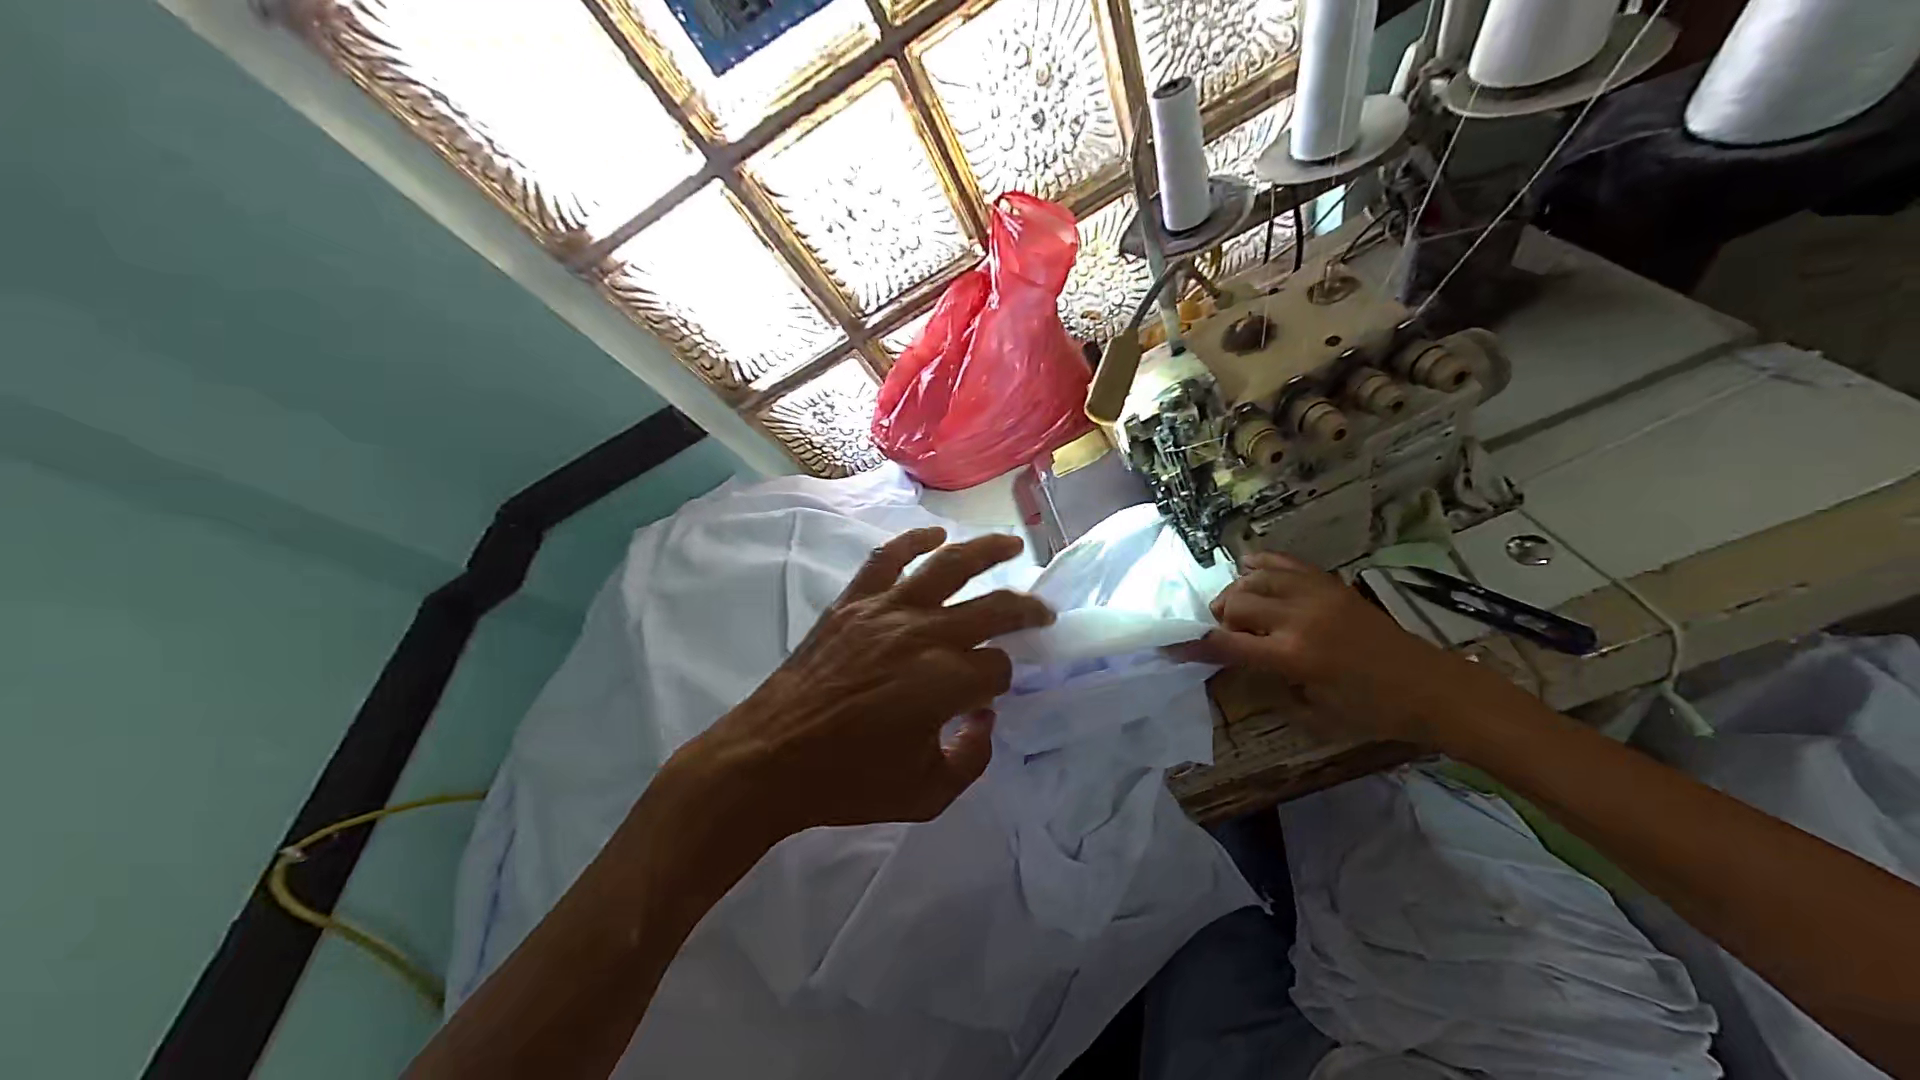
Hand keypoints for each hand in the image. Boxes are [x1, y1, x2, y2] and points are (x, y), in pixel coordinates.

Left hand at [662, 527, 1052, 852]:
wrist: (770, 759)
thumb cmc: (848, 783)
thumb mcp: (927, 795)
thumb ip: (972, 758)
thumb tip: (983, 716)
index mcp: (946, 682)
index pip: (998, 666)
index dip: (1004, 679)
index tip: (996, 691)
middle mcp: (923, 635)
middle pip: (992, 607)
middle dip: (1026, 610)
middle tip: (1042, 613)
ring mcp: (885, 611)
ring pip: (947, 566)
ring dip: (986, 551)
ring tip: (1010, 544)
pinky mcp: (852, 603)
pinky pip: (886, 558)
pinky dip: (912, 541)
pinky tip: (933, 536)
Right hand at [1187, 552, 1505, 745]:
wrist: (1433, 689)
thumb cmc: (1373, 711)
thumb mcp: (1313, 711)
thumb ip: (1267, 683)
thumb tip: (1234, 664)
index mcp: (1293, 656)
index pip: (1225, 644)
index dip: (1191, 646)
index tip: (1169, 647)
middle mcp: (1299, 618)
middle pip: (1233, 602)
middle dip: (1217, 618)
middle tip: (1220, 634)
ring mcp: (1316, 594)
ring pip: (1253, 576)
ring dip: (1237, 592)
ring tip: (1239, 609)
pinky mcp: (1331, 583)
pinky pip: (1284, 561)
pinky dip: (1260, 564)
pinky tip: (1251, 572)